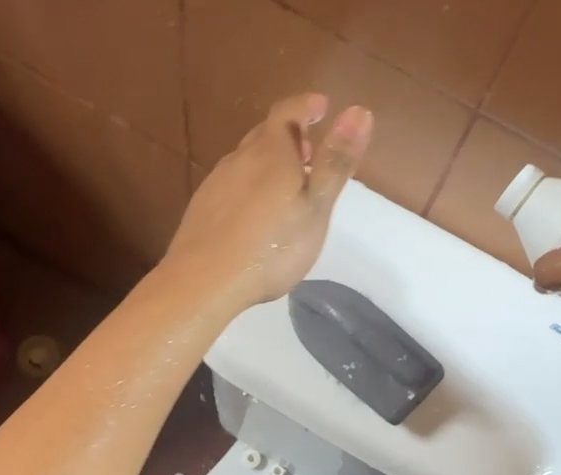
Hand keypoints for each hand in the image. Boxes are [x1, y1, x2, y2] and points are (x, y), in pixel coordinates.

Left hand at [161, 93, 372, 309]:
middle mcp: (239, 159)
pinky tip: (252, 215)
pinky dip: (247, 187)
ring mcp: (216, 184)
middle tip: (308, 153)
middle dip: (289, 137)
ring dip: (266, 164)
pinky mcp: (201, 210)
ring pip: (245, 162)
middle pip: (265, 135)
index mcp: (271, 152)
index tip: (322, 107)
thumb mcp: (315, 208)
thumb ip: (336, 162)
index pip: (288, 111)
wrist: (203, 282)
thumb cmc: (269, 249)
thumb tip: (359, 110)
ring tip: (284, 186)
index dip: (306, 105)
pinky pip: (229, 186)